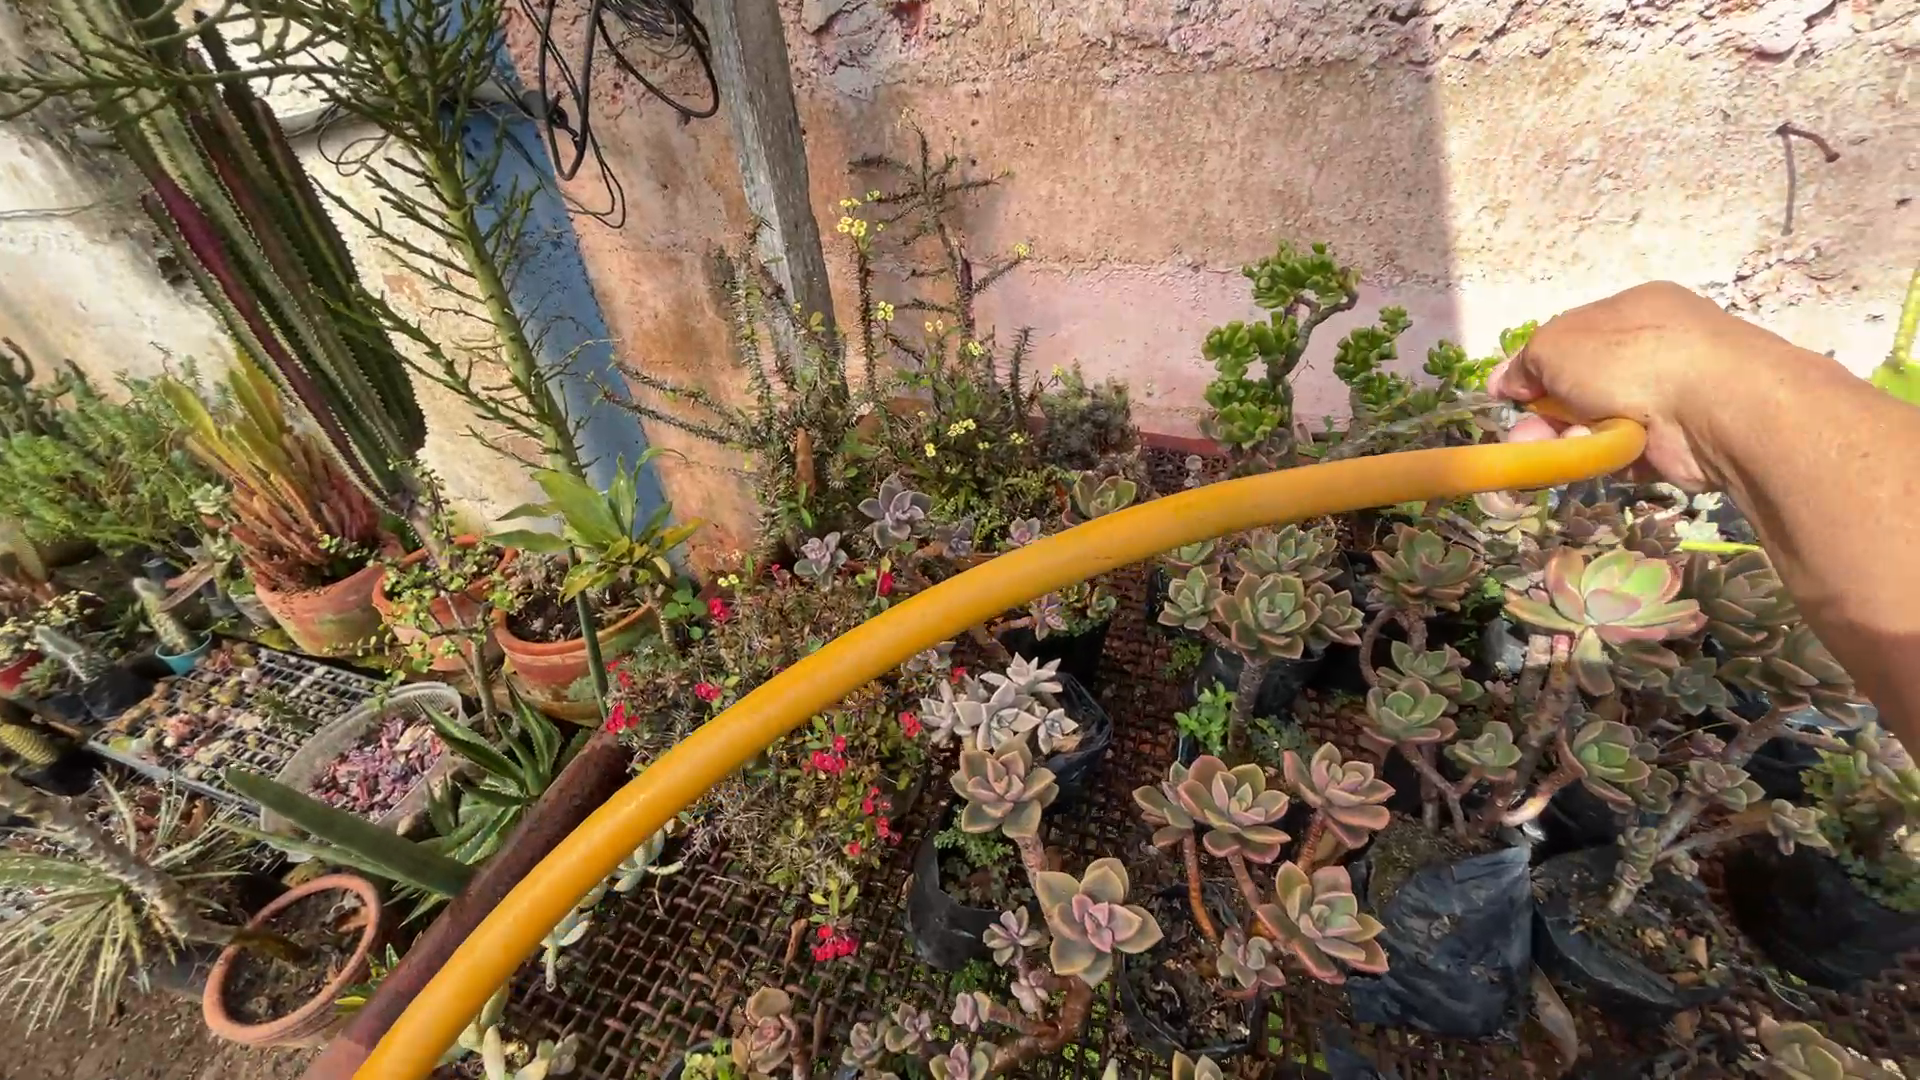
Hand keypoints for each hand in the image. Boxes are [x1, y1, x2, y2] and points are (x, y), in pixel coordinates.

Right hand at [1486, 282, 1779, 491]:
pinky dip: (1601, 452)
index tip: (1509, 395)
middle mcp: (1653, 346)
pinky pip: (1617, 446)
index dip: (1533, 369)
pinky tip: (1601, 452)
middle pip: (1573, 387)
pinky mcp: (1674, 435)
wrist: (1716, 405)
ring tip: (1560, 447)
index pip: (1567, 341)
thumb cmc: (1630, 357)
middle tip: (1527, 435)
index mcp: (1632, 311)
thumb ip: (1523, 362)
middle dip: (1543, 414)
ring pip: (1590, 420)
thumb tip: (1507, 382)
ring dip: (1565, 437)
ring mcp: (1667, 391)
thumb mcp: (1554, 343)